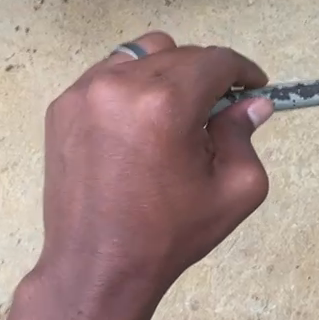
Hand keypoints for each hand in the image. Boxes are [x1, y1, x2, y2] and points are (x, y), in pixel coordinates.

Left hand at [38, 31, 272, 303]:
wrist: (98, 266)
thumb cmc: (172, 233)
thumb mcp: (236, 188)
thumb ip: (246, 135)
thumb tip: (254, 103)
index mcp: (167, 103)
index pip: (216, 60)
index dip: (243, 70)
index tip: (254, 87)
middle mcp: (123, 85)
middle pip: (182, 53)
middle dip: (209, 74)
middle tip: (221, 108)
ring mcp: (86, 92)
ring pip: (143, 54)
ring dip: (170, 72)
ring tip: (178, 110)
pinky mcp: (64, 106)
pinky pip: (110, 73)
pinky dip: (134, 84)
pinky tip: (142, 121)